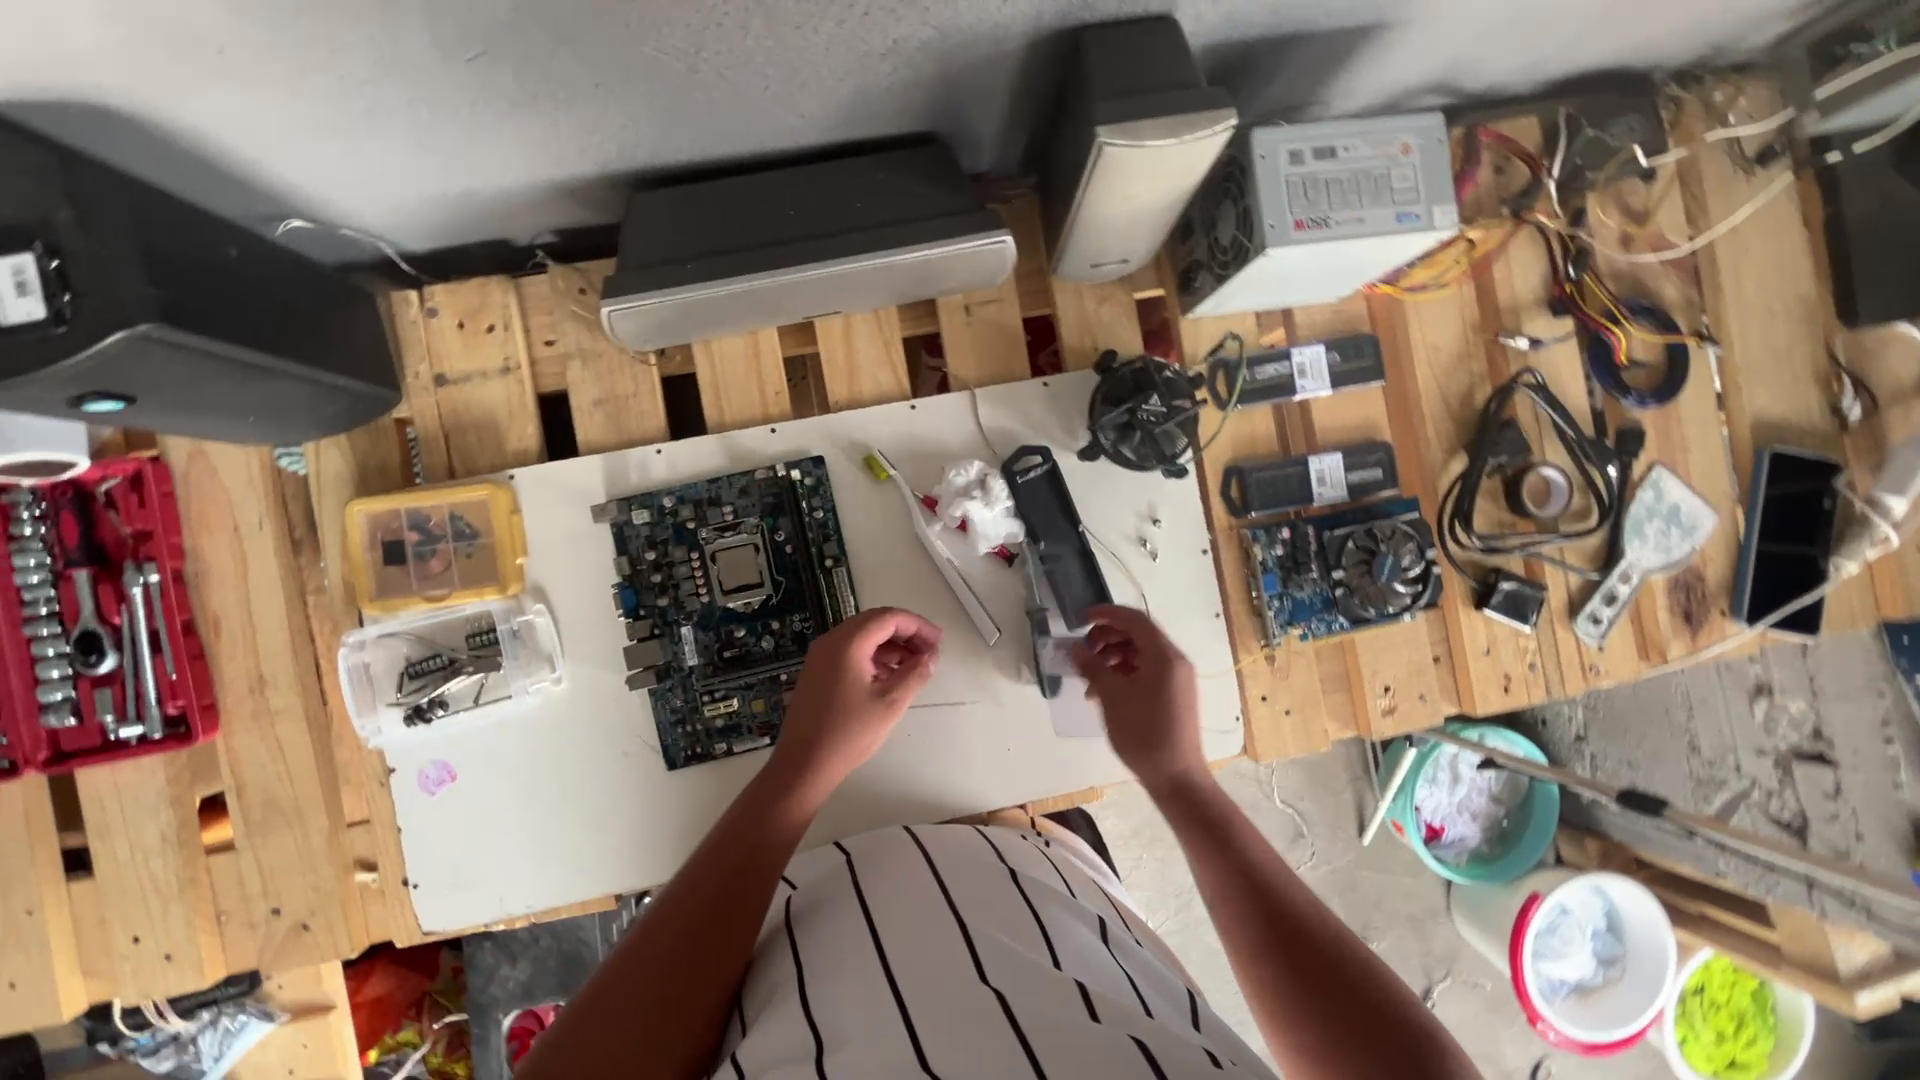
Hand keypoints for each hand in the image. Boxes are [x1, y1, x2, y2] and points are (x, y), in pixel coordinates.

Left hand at [773, 607, 941, 790]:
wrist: (803, 764)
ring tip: (915, 667)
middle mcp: (830, 642)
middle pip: (874, 623)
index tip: (939, 641)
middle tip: (930, 651)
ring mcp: (821, 657)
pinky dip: (874, 658)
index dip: (917, 625)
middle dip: (906, 634)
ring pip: (863, 638)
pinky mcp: (818, 673)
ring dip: (891, 647)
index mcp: (847, 642)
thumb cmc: (848, 732)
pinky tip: (891, 678)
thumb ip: (915, 674)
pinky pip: (851, 654)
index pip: (888, 617)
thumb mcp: (890, 702)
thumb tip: (931, 657)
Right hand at [1071, 605, 1207, 794]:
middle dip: (1106, 638)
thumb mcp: (1112, 697)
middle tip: (1083, 652)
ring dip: (1111, 658)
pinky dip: (1123, 674)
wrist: (1176, 777)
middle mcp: (1174, 661)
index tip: (1079, 619)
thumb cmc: (1143, 733)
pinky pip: (1145, 672)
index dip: (1106, 614)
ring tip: (1089, 679)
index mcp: (1164, 655)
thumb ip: (1092, 666)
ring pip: (1139, 654)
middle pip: (1137, 635)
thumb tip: (1074, 647)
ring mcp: (1176, 679)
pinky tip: (1102, 693)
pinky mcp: (1173, 695)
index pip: (1134, 619)